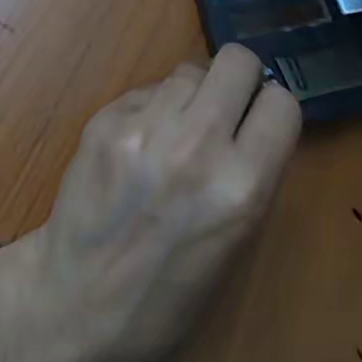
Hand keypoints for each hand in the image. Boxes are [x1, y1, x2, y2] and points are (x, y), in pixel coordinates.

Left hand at [0, 45, 300, 361]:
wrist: (80, 301)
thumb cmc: (169, 291)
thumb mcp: (236, 241)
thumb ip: (250, 173)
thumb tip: (251, 116)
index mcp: (242, 187)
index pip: (282, 103)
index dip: (271, 108)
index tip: (259, 118)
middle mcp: (196, 145)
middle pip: (236, 61)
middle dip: (237, 79)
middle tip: (224, 108)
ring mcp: (144, 128)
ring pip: (188, 70)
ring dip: (191, 93)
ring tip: (177, 130)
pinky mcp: (104, 120)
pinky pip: (146, 91)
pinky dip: (151, 108)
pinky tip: (139, 143)